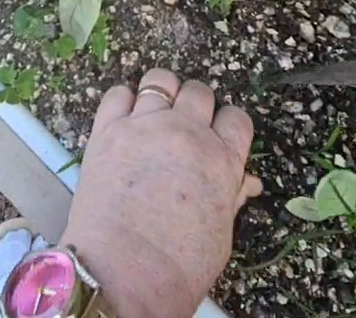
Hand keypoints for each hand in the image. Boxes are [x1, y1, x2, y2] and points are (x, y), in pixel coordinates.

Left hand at [60, 69, 262, 317]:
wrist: (121, 275)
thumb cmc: (176, 268)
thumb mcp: (219, 236)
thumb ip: (230, 198)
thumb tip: (247, 182)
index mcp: (221, 161)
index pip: (237, 118)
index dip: (229, 126)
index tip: (220, 134)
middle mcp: (186, 134)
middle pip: (200, 92)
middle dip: (197, 105)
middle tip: (187, 125)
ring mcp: (145, 126)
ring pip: (161, 80)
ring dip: (163, 93)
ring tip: (157, 111)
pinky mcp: (108, 129)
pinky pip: (118, 93)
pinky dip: (123, 101)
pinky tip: (125, 118)